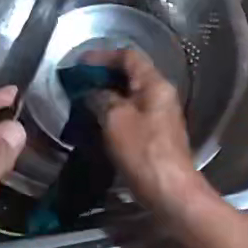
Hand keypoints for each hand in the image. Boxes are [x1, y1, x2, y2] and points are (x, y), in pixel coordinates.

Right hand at [88, 48, 208, 212]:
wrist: (170, 191)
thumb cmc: (143, 152)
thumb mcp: (115, 120)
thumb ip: (101, 98)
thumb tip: (92, 92)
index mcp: (155, 85)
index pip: (129, 56)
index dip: (103, 56)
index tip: (80, 63)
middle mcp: (162, 96)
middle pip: (131, 75)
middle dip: (103, 76)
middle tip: (78, 83)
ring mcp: (160, 117)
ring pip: (130, 96)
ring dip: (107, 96)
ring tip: (82, 101)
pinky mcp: (156, 136)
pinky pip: (132, 115)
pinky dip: (114, 113)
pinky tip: (97, 123)